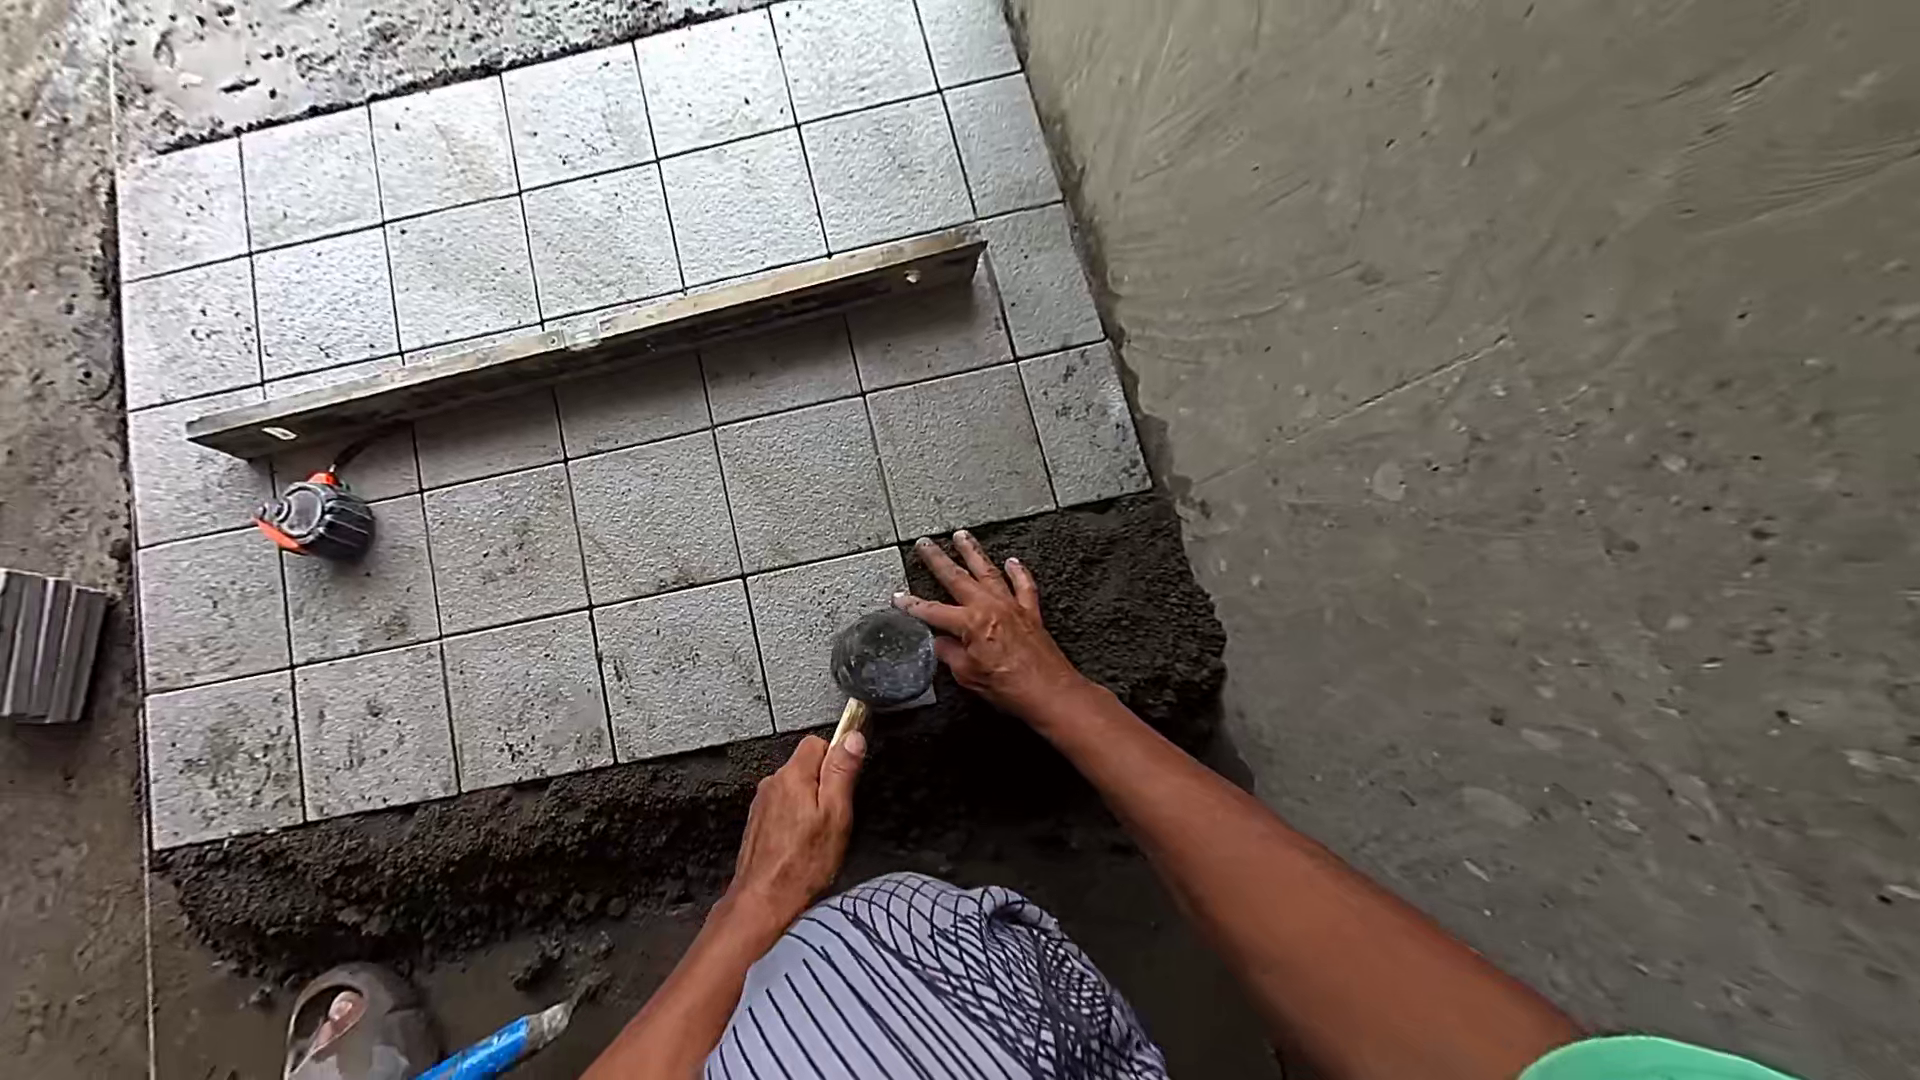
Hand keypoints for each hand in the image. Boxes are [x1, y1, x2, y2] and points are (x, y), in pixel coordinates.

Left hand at [723, 734, 864, 933]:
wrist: (762, 904)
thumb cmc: (800, 866)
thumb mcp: (836, 814)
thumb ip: (843, 771)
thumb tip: (852, 738)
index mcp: (793, 775)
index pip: (819, 742)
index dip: (837, 759)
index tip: (844, 783)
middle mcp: (773, 784)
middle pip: (807, 764)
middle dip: (824, 784)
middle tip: (833, 814)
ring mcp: (763, 804)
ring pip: (796, 788)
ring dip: (809, 803)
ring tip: (818, 833)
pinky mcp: (759, 823)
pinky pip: (784, 807)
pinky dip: (795, 819)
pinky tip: (802, 843)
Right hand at [895, 530, 1090, 718]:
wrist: (1050, 692)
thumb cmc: (1011, 687)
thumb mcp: (968, 675)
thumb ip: (950, 654)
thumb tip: (939, 642)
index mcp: (971, 623)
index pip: (933, 610)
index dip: (912, 605)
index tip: (898, 597)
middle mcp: (990, 607)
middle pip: (957, 577)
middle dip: (937, 559)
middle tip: (925, 544)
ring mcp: (1011, 606)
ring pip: (988, 571)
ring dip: (972, 552)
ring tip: (961, 536)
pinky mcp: (1030, 612)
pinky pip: (1023, 584)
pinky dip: (1017, 571)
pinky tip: (1011, 561)